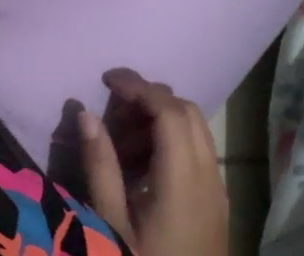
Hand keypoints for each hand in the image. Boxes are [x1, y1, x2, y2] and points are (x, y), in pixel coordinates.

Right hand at [79, 68, 228, 255]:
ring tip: (121, 136)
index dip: (138, 87)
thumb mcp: (111, 222)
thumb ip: (100, 164)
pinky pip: (198, 152)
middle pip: (187, 112)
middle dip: (149, 97)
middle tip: (111, 105)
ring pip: (195, 130)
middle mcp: (208, 178)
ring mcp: (217, 191)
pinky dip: (171, 139)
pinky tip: (141, 162)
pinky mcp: (215, 204)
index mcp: (183, 180)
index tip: (106, 81)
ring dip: (160, 118)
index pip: (169, 111)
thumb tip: (86, 114)